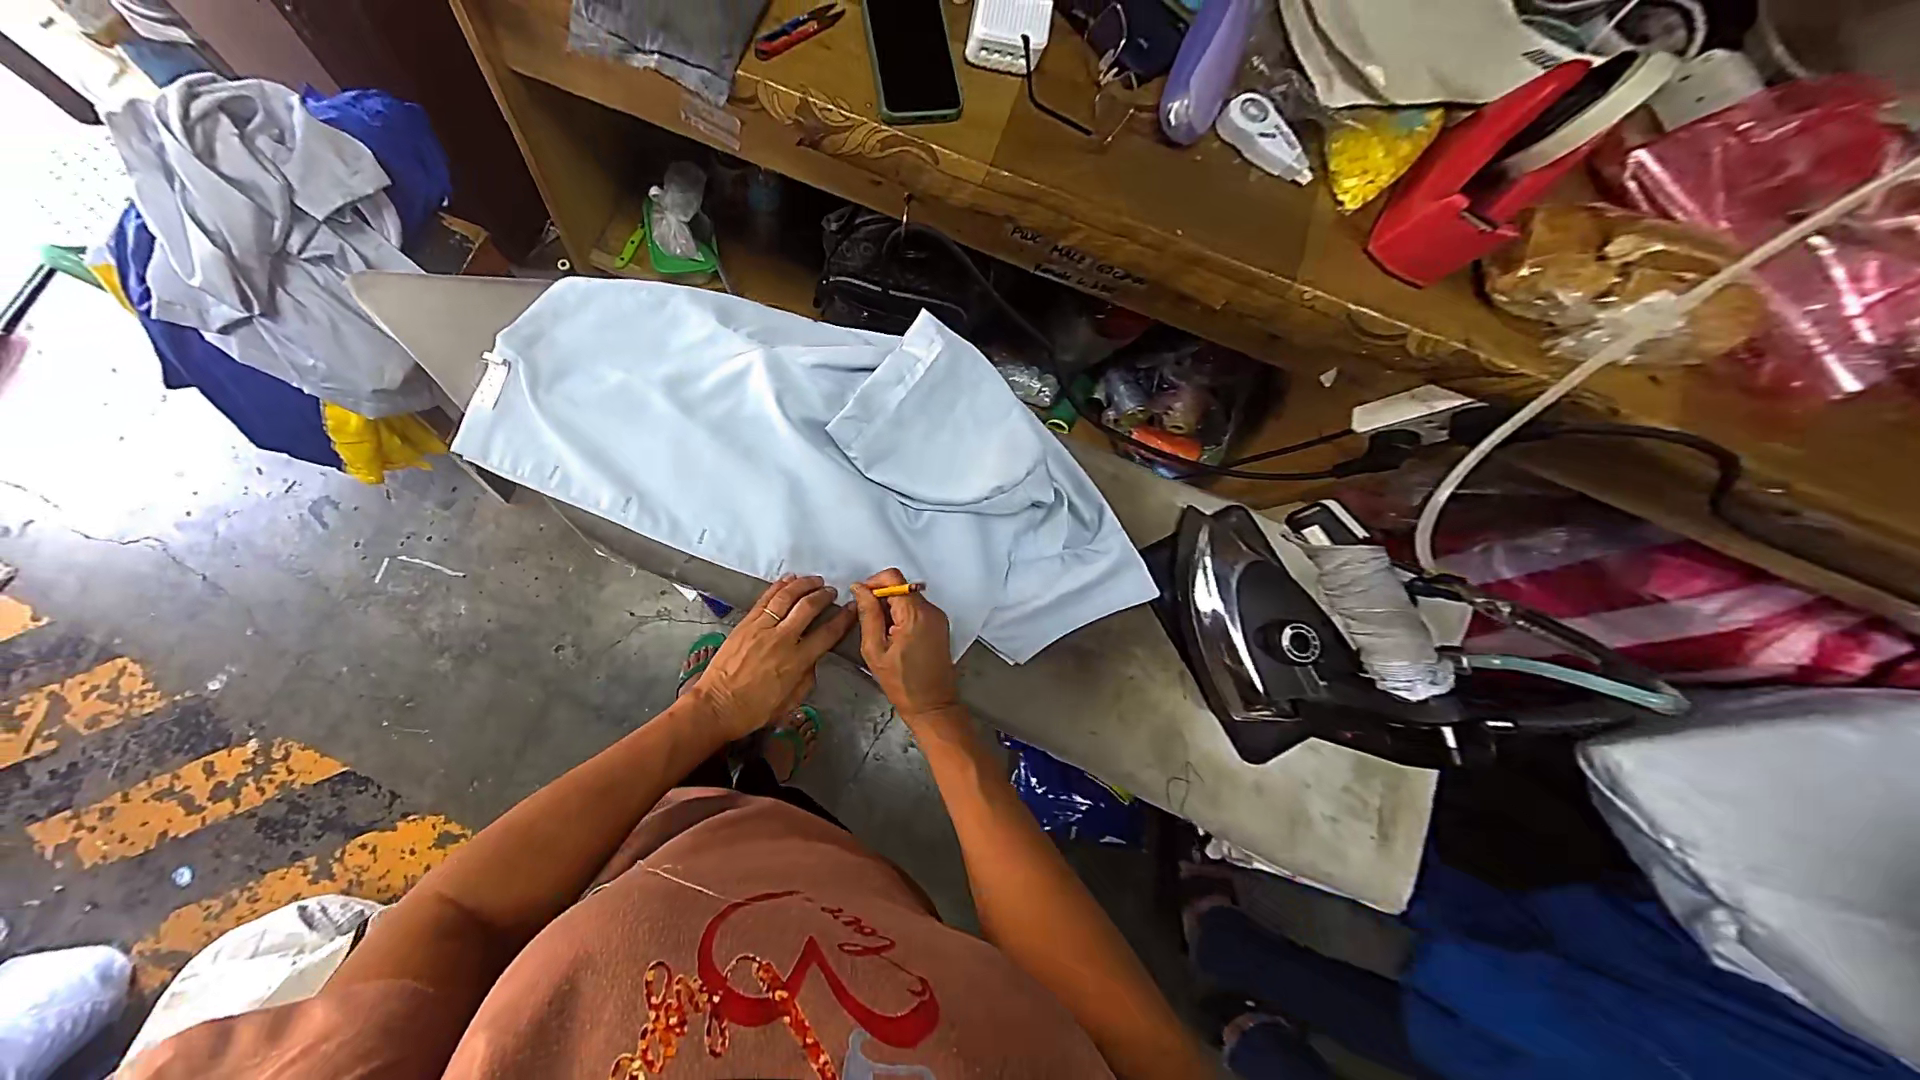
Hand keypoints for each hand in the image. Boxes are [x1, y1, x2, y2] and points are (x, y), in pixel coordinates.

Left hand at [686, 575, 854, 741]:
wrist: (716, 707)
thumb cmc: (753, 710)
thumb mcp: (791, 700)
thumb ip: (807, 676)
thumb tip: (814, 659)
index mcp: (797, 661)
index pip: (828, 633)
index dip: (844, 618)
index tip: (852, 609)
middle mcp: (782, 640)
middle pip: (809, 607)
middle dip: (824, 595)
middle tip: (832, 592)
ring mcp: (762, 629)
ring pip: (787, 597)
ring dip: (804, 585)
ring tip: (815, 580)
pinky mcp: (746, 624)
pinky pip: (765, 599)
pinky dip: (779, 587)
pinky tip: (789, 580)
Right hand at [851, 569, 961, 723]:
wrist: (932, 705)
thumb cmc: (903, 684)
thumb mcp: (874, 650)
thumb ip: (868, 615)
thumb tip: (860, 589)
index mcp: (916, 614)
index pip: (893, 578)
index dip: (873, 583)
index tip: (861, 599)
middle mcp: (931, 610)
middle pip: (901, 586)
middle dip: (881, 597)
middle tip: (869, 621)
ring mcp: (938, 617)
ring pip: (908, 597)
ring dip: (891, 607)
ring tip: (881, 633)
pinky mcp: (940, 625)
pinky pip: (917, 609)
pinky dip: (902, 615)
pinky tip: (894, 637)